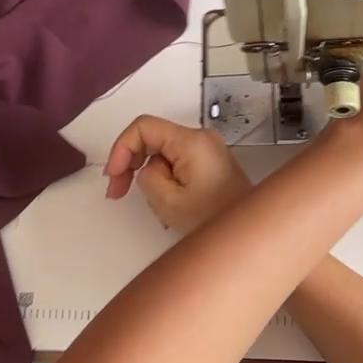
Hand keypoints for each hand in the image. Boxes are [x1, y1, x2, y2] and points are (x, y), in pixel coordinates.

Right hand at [104, 115, 251, 231]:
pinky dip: (164, 180)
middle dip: (131, 164)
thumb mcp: (168, 202)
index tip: (113, 176)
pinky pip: (176, 163)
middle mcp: (200, 138)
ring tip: (153, 208)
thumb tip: (147, 169)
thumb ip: (147, 176)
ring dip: (149, 177)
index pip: (143, 126)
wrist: (249, 236)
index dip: (121, 147)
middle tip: (117, 193)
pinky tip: (166, 206)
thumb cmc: (212, 220)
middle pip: (152, 138)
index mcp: (191, 141)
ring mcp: (207, 150)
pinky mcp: (209, 163)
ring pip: (161, 153)